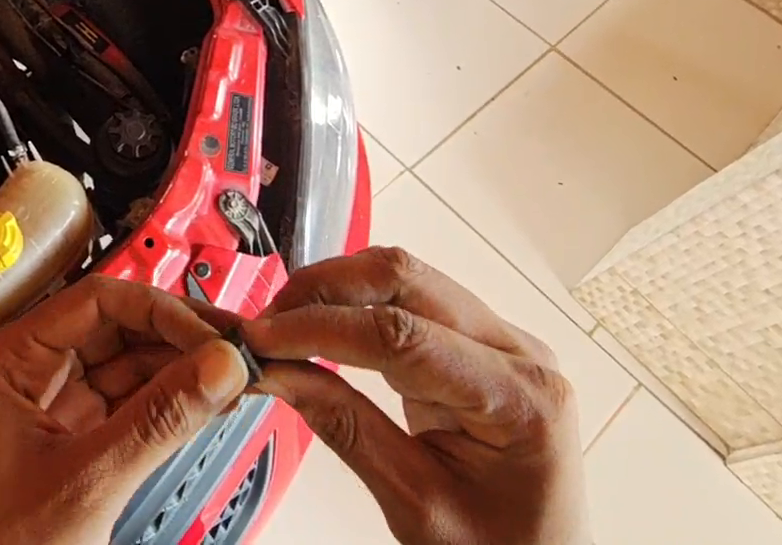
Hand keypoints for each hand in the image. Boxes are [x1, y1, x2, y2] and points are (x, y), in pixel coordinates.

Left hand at [0, 275, 250, 544]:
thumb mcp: (86, 481)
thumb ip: (157, 420)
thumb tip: (216, 367)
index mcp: (14, 359)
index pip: (97, 302)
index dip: (160, 311)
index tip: (210, 335)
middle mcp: (35, 369)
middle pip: (119, 326)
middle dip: (179, 336)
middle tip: (235, 347)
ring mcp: (59, 402)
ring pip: (131, 362)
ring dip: (183, 367)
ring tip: (233, 372)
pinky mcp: (80, 435)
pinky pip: (133, 400)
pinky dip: (173, 400)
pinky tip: (208, 399)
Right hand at [241, 247, 588, 544]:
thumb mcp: (416, 507)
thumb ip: (344, 428)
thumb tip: (275, 371)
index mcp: (518, 399)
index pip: (399, 334)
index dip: (319, 327)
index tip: (262, 338)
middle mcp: (517, 352)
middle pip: (403, 277)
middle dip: (323, 289)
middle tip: (266, 321)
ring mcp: (498, 339)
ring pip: (400, 273)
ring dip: (333, 288)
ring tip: (283, 322)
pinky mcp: (471, 339)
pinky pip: (404, 295)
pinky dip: (352, 300)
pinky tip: (318, 323)